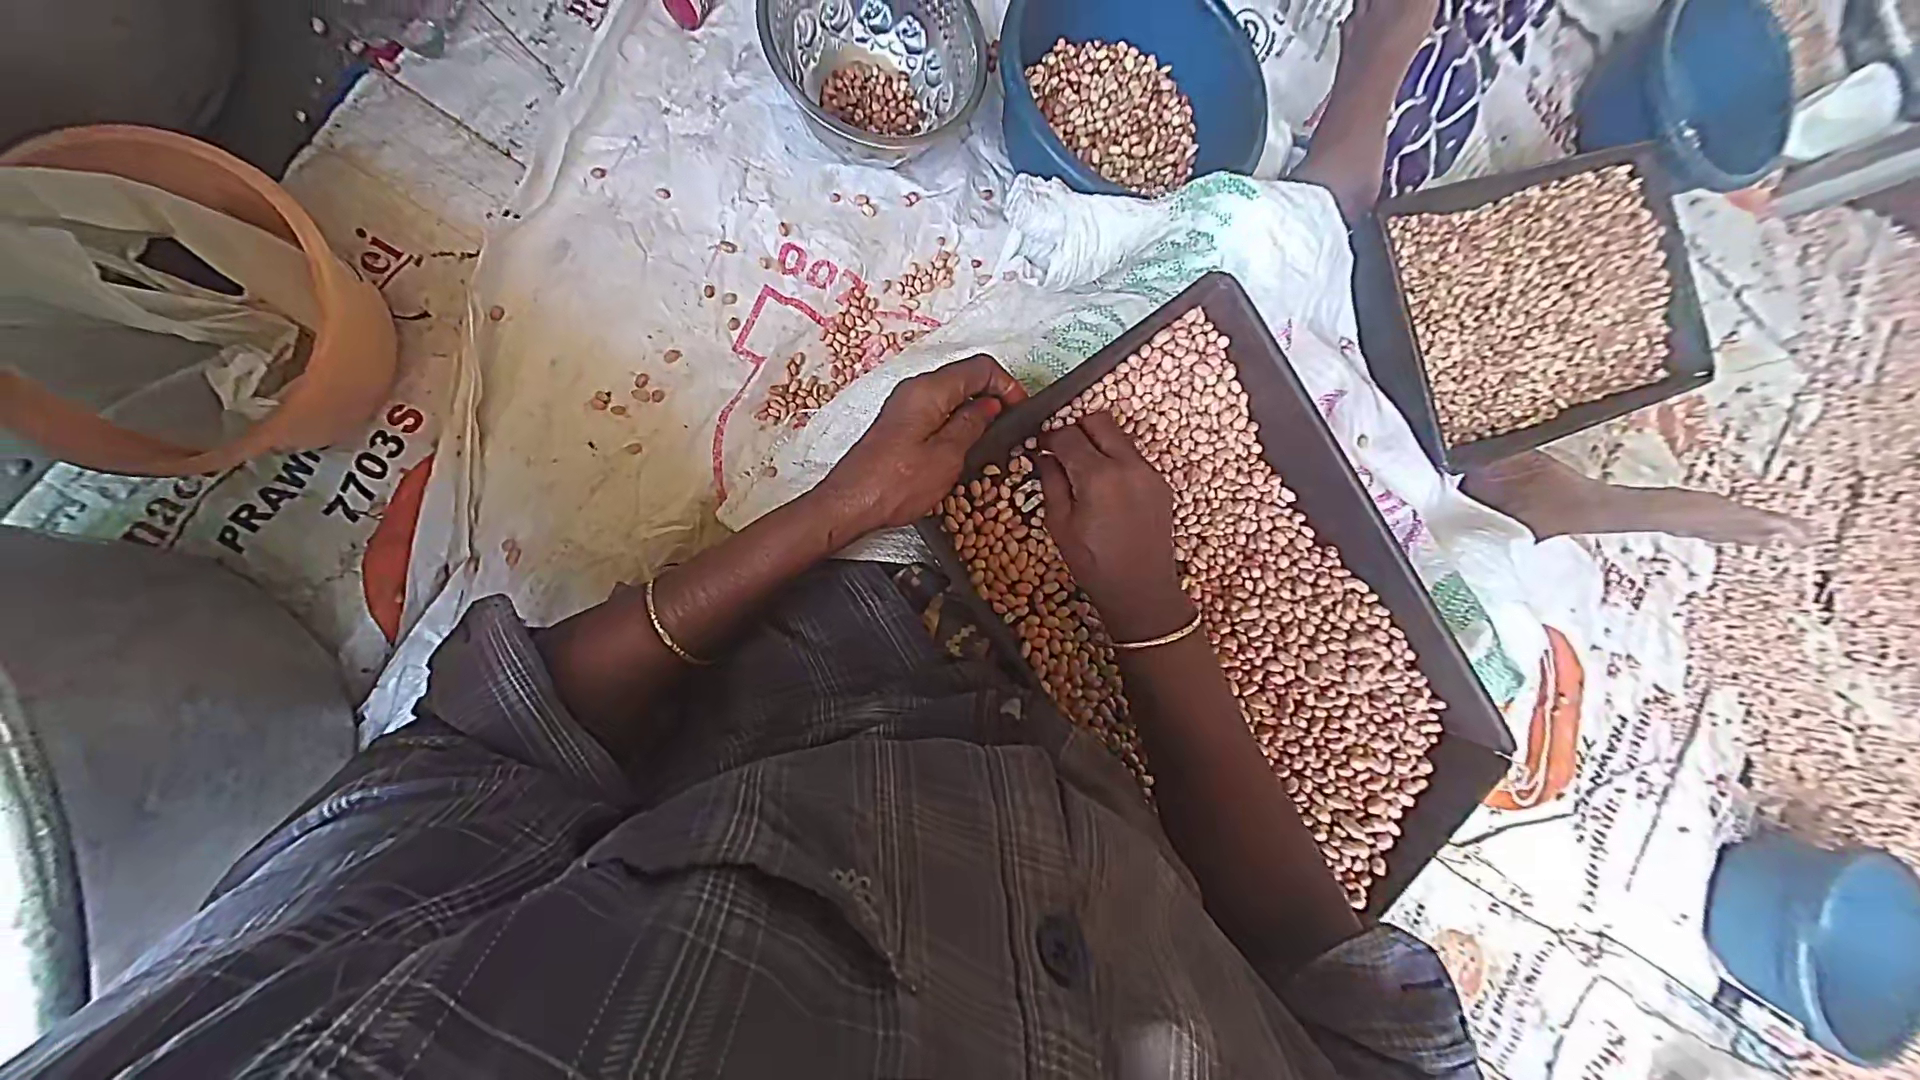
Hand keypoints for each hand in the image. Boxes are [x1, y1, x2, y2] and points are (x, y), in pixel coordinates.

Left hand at [814, 354, 1026, 538]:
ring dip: (975, 409)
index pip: (979, 367)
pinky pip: (936, 411)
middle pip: (965, 377)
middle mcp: (914, 390)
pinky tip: (965, 444)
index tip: (1021, 408)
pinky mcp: (900, 425)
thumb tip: (989, 406)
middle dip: (993, 395)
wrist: (851, 504)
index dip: (1006, 384)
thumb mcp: (946, 457)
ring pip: (951, 395)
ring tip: (992, 437)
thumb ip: (971, 425)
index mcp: (929, 390)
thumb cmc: (894, 485)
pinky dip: (956, 420)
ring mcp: (905, 407)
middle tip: (1011, 423)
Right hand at [1035, 411, 1194, 640]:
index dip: (1049, 437)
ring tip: (1082, 471)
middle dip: (1077, 428)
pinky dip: (1115, 461)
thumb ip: (1051, 482)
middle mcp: (1128, 466)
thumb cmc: (1093, 563)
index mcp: (1098, 477)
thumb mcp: (1059, 524)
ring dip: (1098, 443)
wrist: (1140, 588)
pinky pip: (1133, 457)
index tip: (1040, 445)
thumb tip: (1044, 456)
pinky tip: (1105, 488)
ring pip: (1119, 436)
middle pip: (1099, 420)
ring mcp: (1149, 473)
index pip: (1068, 435)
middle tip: (1062, 449)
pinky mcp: (1160, 483)